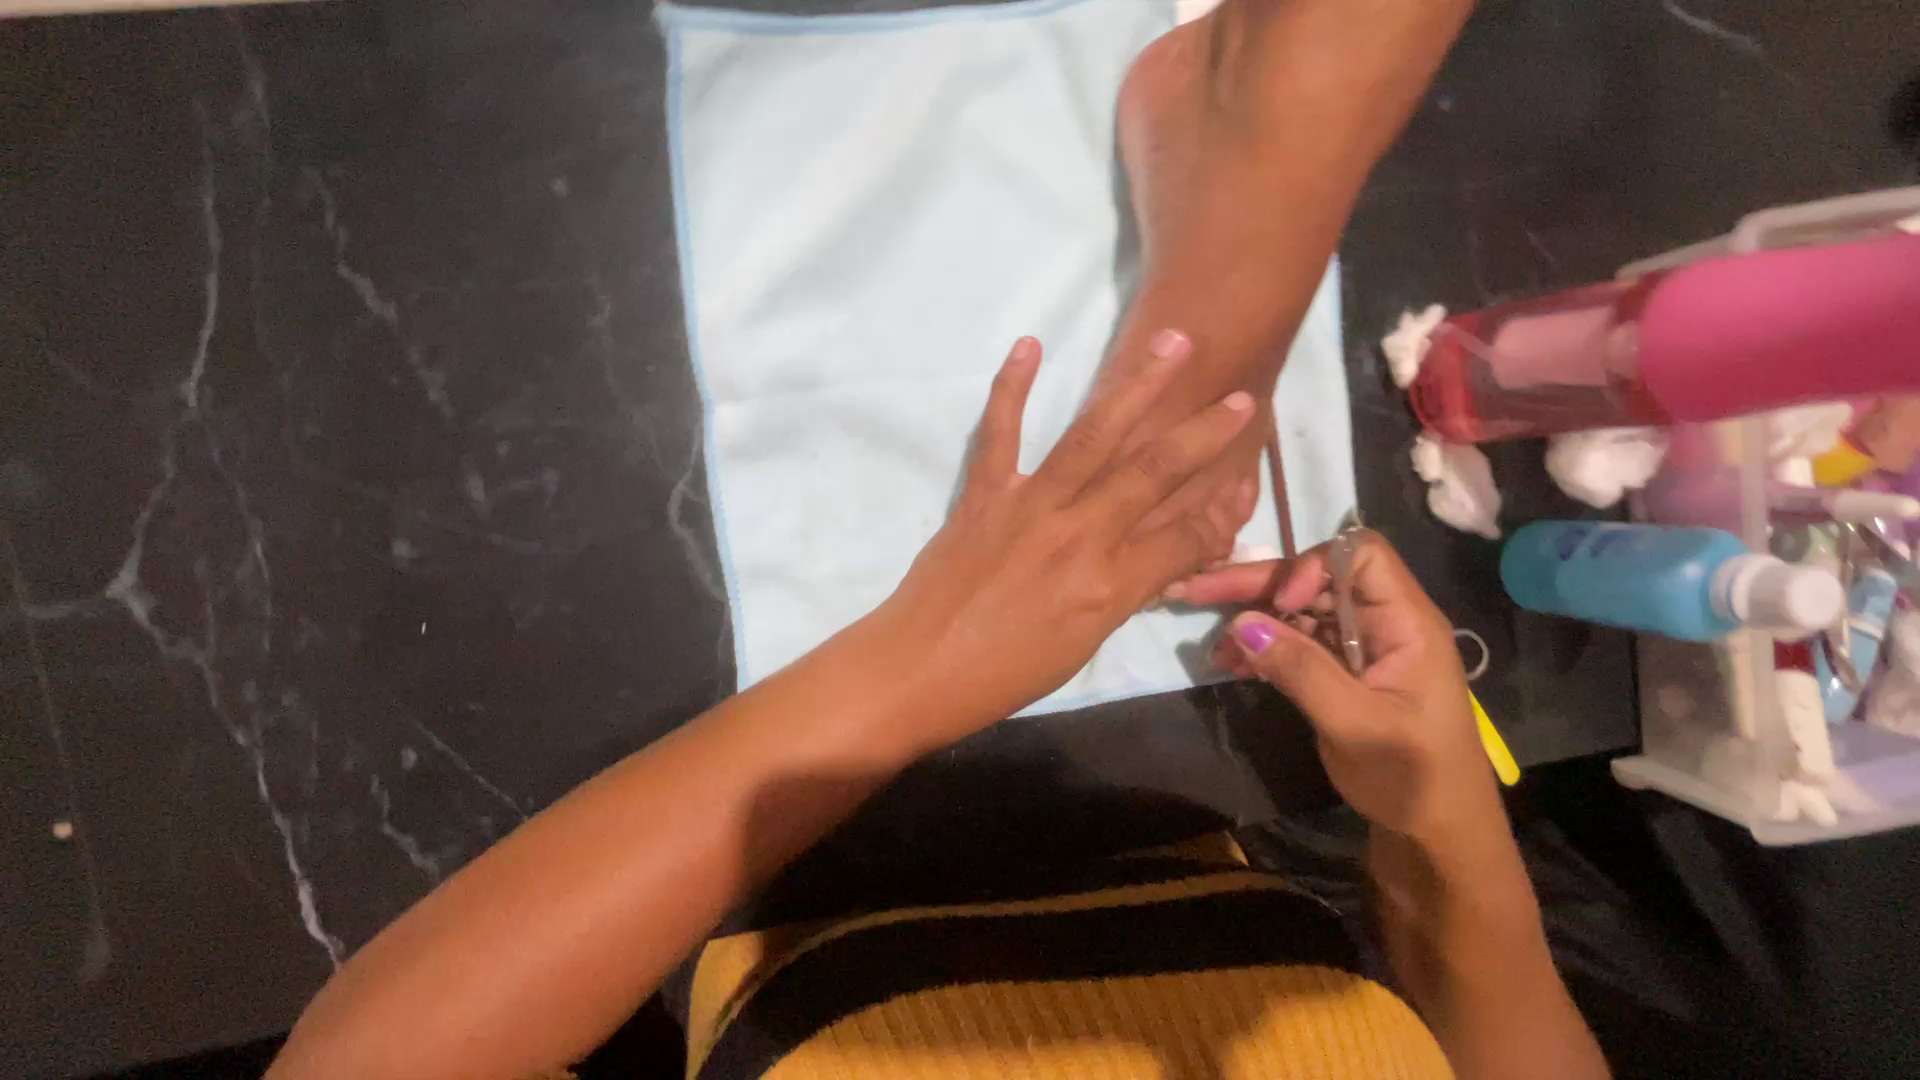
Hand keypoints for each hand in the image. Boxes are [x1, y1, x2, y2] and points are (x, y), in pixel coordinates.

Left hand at [872, 330, 1257, 743]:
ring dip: (1135, 387)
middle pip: (1153, 474)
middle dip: (1203, 435)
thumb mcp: (1082, 647)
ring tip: (1171, 343)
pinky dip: (1011, 387)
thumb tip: (1163, 558)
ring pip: (1091, 438)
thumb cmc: (1002, 676)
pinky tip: (1029, 345)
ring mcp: (1027, 507)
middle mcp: (1077, 536)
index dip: (1220, 513)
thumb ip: (1124, 595)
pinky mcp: (982, 494)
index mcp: (1108, 587)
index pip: (1185, 537)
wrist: (917, 670)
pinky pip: (999, 433)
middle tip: (1241, 397)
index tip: (1243, 483)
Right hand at [1173, 530, 1501, 844]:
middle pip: (1315, 578)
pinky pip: (1293, 640)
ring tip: (1212, 647)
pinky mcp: (1337, 668)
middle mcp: (1380, 622)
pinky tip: (1229, 664)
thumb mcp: (1357, 726)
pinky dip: (1259, 647)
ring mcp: (1357, 645)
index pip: (1361, 555)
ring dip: (1251, 619)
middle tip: (1194, 591)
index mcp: (1405, 622)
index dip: (1314, 567)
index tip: (1281, 605)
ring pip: (1297, 608)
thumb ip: (1303, 671)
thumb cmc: (1413, 778)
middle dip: (1256, 584)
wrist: (1435, 832)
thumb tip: (1242, 624)